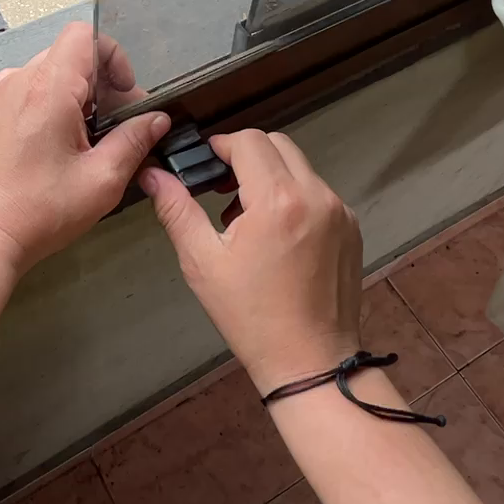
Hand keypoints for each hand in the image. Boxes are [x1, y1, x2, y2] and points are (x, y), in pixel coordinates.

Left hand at [0, 22, 168, 275]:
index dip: (113, 57)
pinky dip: (48, 110)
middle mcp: (17, 82)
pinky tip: (54, 151)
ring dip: (74, 98)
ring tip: (85, 143)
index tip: (123, 94)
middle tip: (114, 127)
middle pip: (68, 57)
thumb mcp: (101, 180)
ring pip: (47, 76)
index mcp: (48, 88)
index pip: (84, 35)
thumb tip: (156, 120)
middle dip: (99, 84)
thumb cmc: (39, 211)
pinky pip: (26, 95)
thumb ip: (133, 141)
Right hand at [139, 130, 361, 392]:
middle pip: (277, 144)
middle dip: (246, 156)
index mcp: (278, 200)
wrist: (311, 362)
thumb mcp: (203, 262)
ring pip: (299, 167)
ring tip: (246, 217)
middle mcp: (316, 195)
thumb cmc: (251, 316)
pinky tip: (276, 235)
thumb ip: (176, 209)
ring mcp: (340, 211)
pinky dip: (293, 197)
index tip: (204, 166)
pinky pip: (317, 192)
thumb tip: (152, 174)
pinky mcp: (351, 228)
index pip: (249, 140)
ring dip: (270, 176)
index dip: (221, 145)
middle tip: (220, 188)